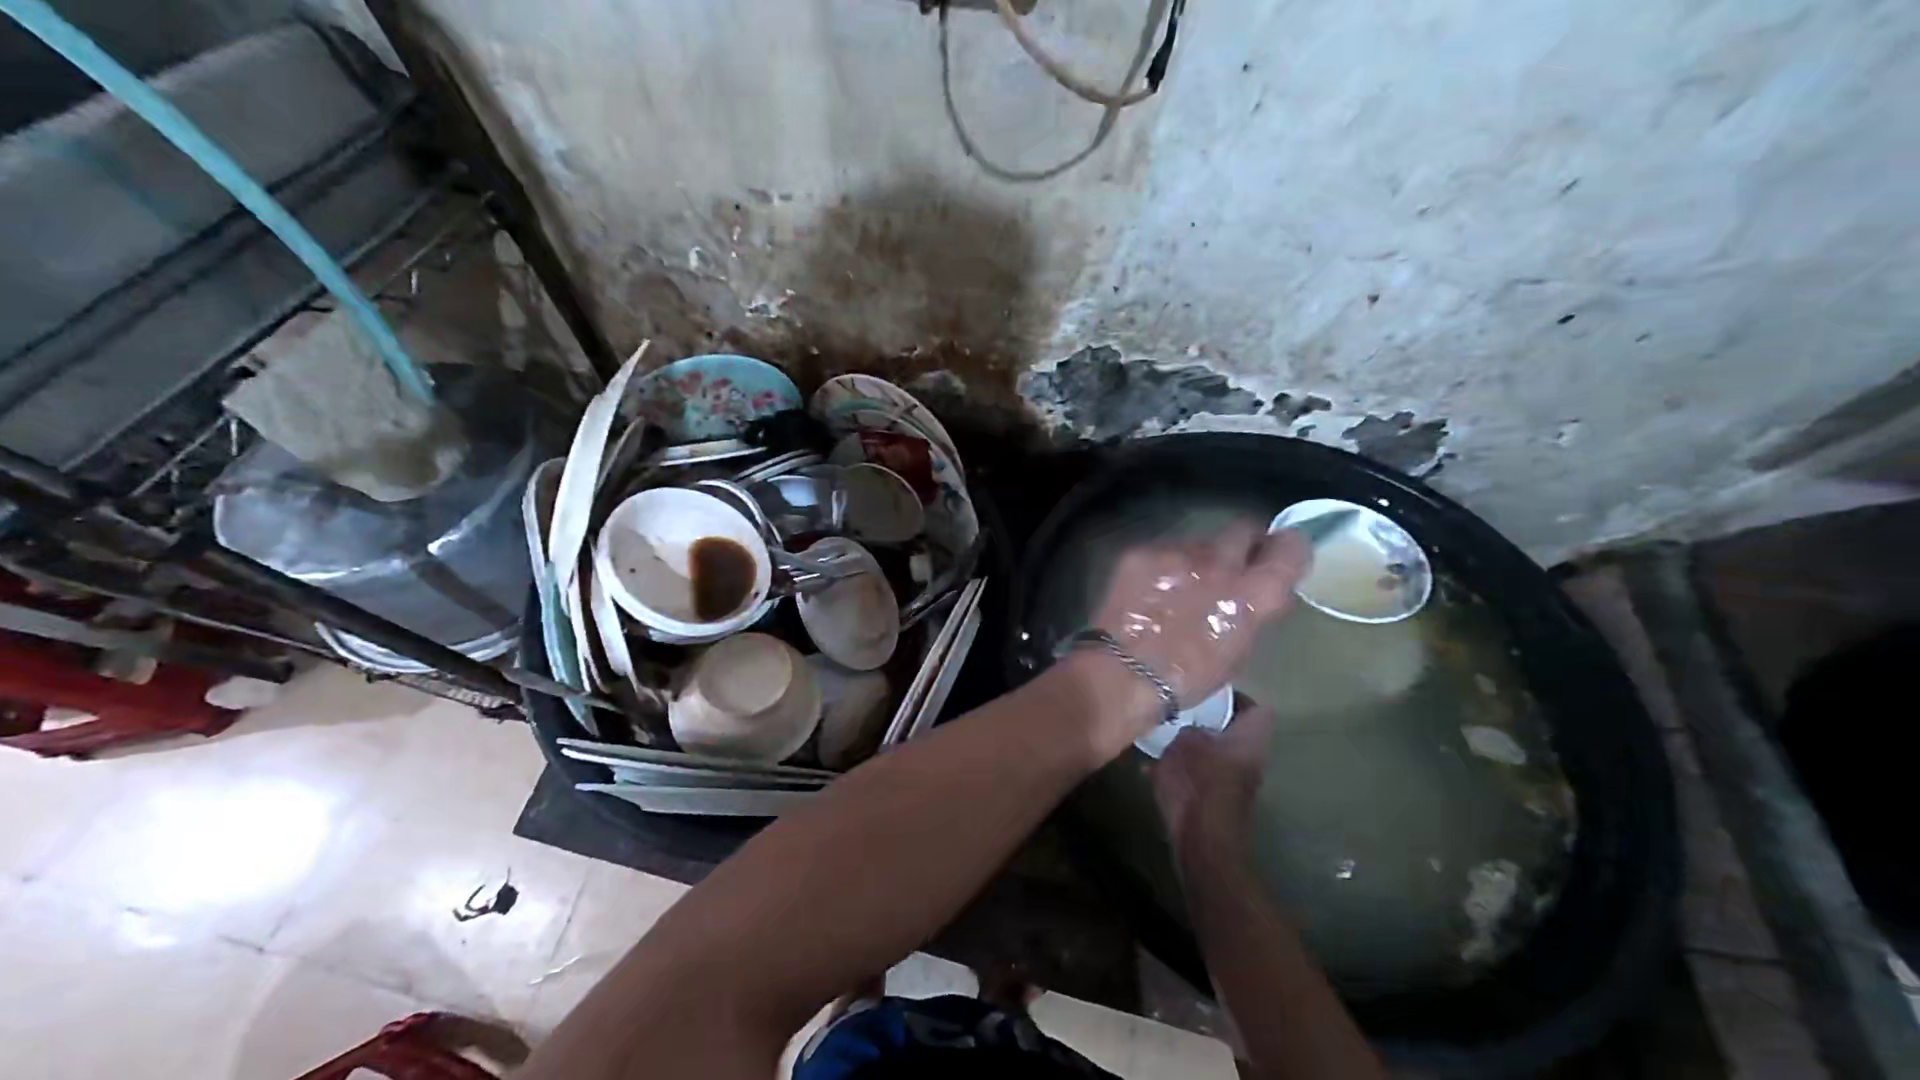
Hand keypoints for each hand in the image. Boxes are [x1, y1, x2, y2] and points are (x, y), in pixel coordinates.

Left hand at [1092, 521, 1311, 705]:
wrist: (1122, 673)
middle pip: (1243, 529)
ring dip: (1199, 560)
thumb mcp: (1239, 652)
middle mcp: (1219, 563)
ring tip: (1182, 588)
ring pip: (1199, 542)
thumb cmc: (1186, 678)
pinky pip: (1163, 551)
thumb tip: (1265, 592)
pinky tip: (1153, 591)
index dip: (1288, 549)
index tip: (1279, 557)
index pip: (1290, 547)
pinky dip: (1165, 567)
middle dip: (1243, 545)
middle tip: (1232, 567)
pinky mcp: (1142, 552)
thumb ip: (1256, 613)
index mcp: (1253, 593)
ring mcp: (1177, 553)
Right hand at [1153, 703, 1276, 859]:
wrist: (1203, 841)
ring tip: (1158, 732)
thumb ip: (1186, 726)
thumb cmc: (1199, 783)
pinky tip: (1150, 764)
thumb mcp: (1184, 741)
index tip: (1201, 688)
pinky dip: (1177, 766)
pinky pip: (1195, 772)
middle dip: (1202, 718)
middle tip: (1174, 707)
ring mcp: (1232, 779)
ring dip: (1187, 742)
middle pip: (1229, 728)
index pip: (1253, 706)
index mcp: (1250, 738)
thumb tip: (1182, 723)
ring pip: (1210, 749)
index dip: (1230, 695)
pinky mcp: (1214, 797)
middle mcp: (1248, 756)